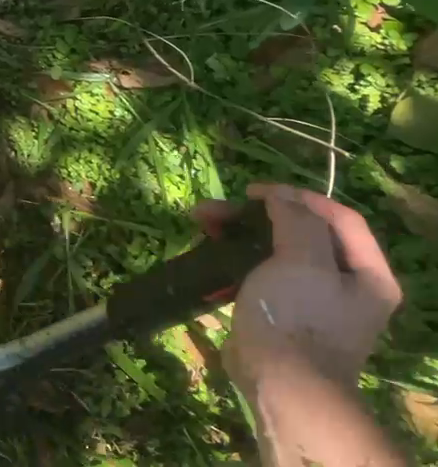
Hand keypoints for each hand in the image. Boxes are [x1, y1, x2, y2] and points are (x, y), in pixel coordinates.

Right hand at [195, 182, 400, 390]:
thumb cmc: (298, 316)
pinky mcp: (281, 306)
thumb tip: (280, 197)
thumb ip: (297, 224)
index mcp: (366, 274)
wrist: (281, 377)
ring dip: (238, 232)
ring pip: (275, 249)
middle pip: (302, 232)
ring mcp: (312, 296)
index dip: (297, 197)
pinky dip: (234, 256)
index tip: (251, 191)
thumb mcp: (303, 264)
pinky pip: (259, 269)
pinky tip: (209, 254)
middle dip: (256, 215)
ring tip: (201, 225)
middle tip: (212, 210)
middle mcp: (346, 282)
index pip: (340, 219)